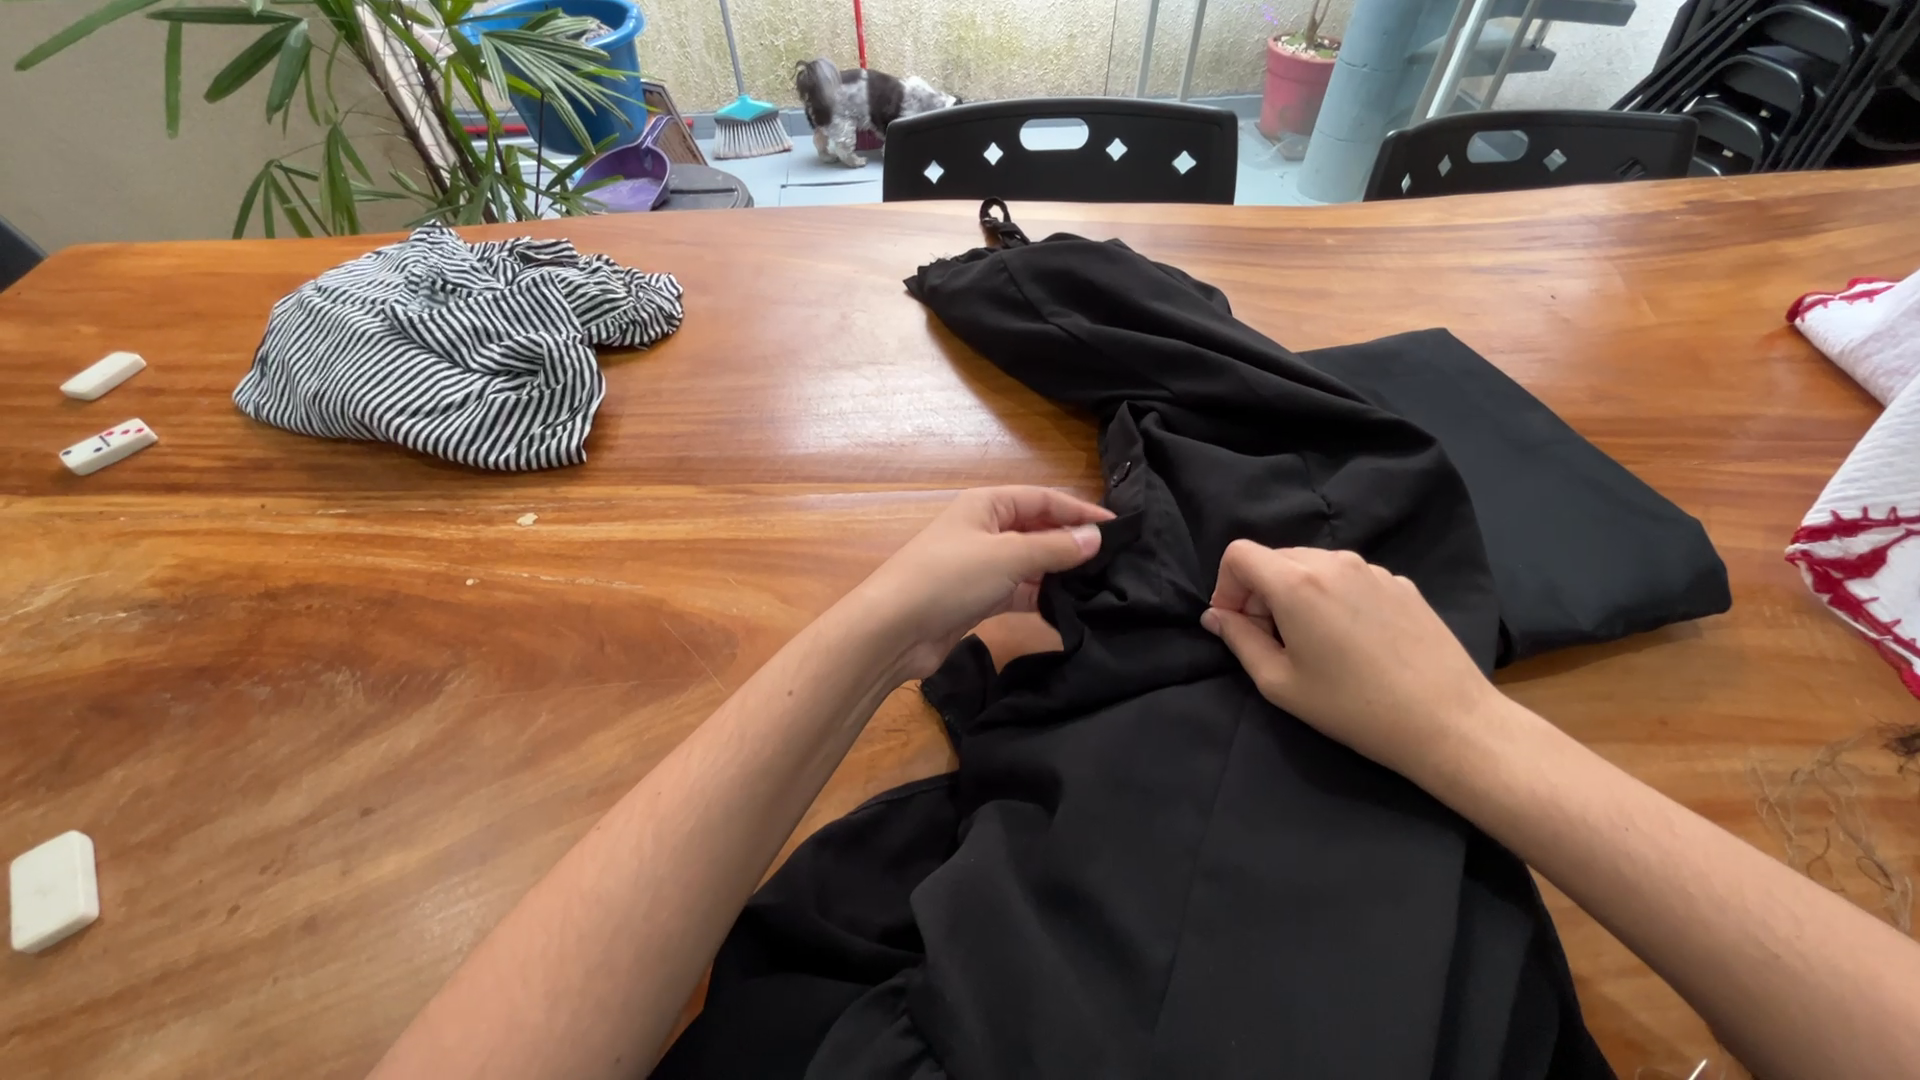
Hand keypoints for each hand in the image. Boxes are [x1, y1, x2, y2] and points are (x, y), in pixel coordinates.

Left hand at [851, 487, 1112, 678]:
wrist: (894, 629)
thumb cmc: (949, 578)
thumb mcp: (1007, 556)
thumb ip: (1055, 547)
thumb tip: (1096, 537)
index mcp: (987, 504)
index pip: (1043, 499)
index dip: (1080, 511)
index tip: (1119, 528)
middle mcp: (984, 529)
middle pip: (1038, 529)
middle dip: (1072, 543)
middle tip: (1116, 560)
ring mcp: (981, 566)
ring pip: (1030, 562)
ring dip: (1059, 572)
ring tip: (1101, 585)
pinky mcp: (978, 599)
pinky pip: (1019, 591)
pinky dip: (1041, 598)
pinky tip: (1068, 609)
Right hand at [1200, 541, 1499, 776]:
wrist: (1448, 721)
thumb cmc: (1352, 707)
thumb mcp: (1279, 682)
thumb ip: (1238, 640)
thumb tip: (1216, 616)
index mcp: (1296, 583)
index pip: (1239, 554)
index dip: (1225, 586)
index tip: (1236, 624)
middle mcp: (1333, 562)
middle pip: (1274, 558)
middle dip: (1258, 592)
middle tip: (1270, 639)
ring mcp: (1372, 569)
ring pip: (1311, 565)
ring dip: (1295, 593)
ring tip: (1312, 642)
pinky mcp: (1401, 583)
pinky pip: (1347, 577)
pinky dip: (1332, 597)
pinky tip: (1352, 641)